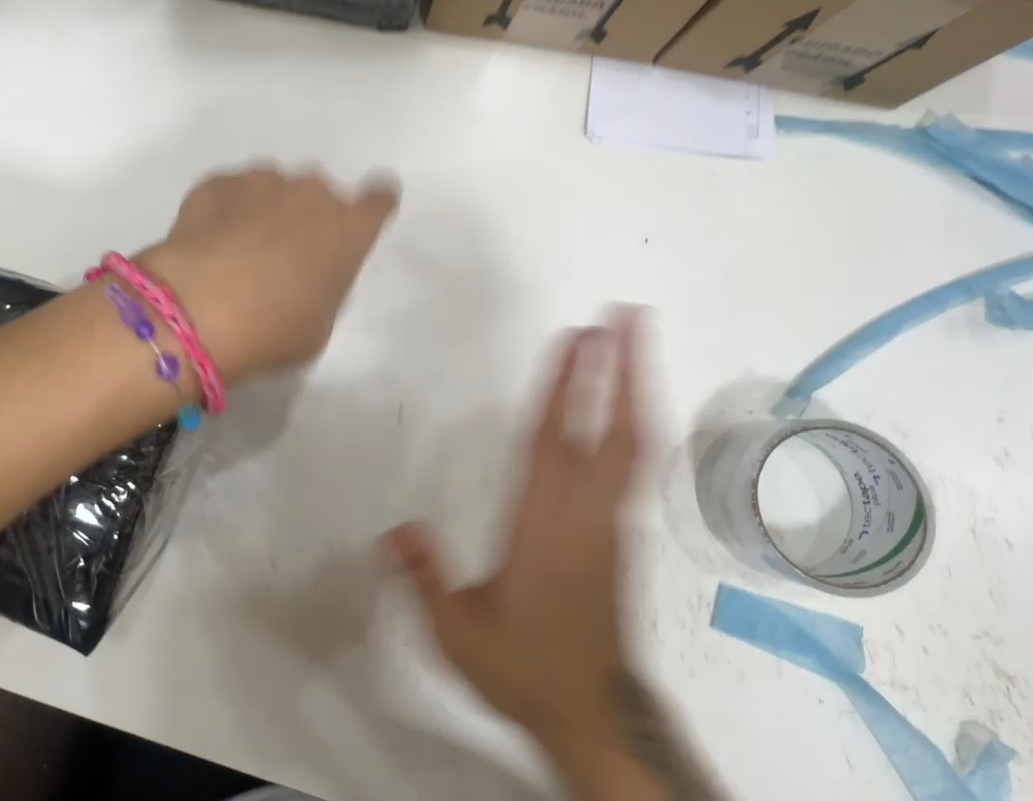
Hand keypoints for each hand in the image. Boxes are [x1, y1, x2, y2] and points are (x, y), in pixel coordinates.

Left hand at [139, 165, 398, 382]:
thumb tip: (307, 275)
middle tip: (282, 255)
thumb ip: (324, 286)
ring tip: (237, 250)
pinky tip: (207, 243)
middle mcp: (311, 192)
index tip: (356, 221)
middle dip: (305, 216)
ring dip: (263, 209)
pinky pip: (228, 192)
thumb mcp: (319, 324)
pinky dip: (223, 210)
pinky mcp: (214, 183)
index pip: (378, 199)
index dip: (369, 207)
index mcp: (349, 228)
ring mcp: (260, 180)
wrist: (199, 310)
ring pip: (271, 187)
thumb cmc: (273, 329)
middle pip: (318, 194)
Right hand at [384, 312, 645, 752]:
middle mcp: (585, 518)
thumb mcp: (458, 632)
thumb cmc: (524, 670)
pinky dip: (637, 427)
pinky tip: (629, 412)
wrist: (597, 717)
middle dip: (622, 370)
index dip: (565, 388)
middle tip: (625, 315)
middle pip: (615, 433)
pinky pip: (635, 469)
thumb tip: (395, 531)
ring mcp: (611, 529)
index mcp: (542, 529)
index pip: (552, 445)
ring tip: (636, 344)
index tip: (576, 338)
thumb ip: (426, 579)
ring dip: (637, 391)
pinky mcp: (621, 541)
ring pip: (635, 448)